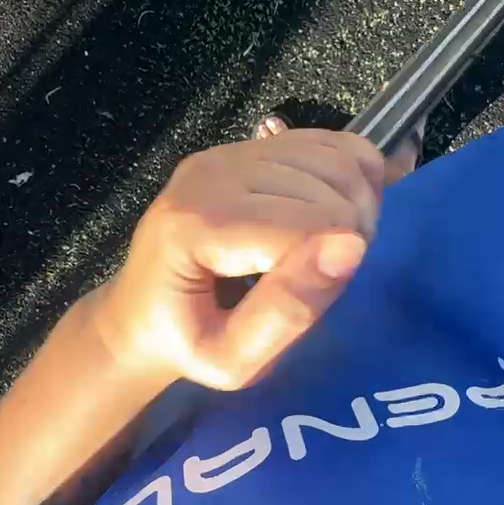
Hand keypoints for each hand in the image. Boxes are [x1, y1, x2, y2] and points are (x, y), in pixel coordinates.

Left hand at [90, 129, 388, 389]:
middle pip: (330, 186)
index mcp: (195, 226)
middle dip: (355, 234)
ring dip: (359, 206)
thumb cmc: (188, 346)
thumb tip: (351, 247)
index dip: (341, 262)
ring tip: (337, 247)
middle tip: (334, 275)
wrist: (144, 315)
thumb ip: (288, 311)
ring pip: (336, 160)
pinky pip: (330, 143)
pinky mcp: (249, 146)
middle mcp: (211, 173)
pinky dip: (354, 176)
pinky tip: (338, 213)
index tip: (329, 293)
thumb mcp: (233, 361)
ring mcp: (230, 153)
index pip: (309, 223)